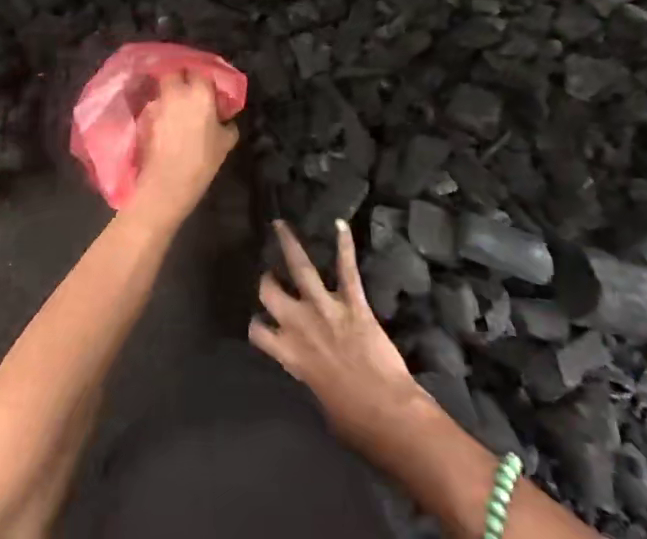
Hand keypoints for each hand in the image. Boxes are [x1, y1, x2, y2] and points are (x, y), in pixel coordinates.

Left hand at [121, 71, 238, 228]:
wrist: (168, 180)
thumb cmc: (203, 160)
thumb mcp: (227, 141)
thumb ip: (227, 122)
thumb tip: (223, 116)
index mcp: (200, 93)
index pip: (200, 72)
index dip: (204, 79)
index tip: (208, 88)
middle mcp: (176, 91)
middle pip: (174, 72)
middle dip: (181, 77)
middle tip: (189, 91)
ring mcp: (156, 102)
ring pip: (162, 88)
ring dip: (169, 93)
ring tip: (175, 108)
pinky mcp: (143, 115)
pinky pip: (154, 105)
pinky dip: (159, 109)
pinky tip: (164, 122)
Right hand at [249, 219, 436, 466]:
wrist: (389, 414)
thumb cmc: (354, 422)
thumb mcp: (319, 403)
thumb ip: (308, 377)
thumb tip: (313, 376)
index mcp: (287, 353)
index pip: (257, 331)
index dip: (257, 325)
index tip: (260, 323)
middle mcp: (298, 324)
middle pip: (269, 291)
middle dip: (266, 281)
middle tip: (268, 273)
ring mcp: (326, 310)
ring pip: (300, 269)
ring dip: (289, 244)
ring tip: (281, 226)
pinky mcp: (354, 305)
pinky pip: (347, 270)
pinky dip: (344, 245)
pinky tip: (341, 224)